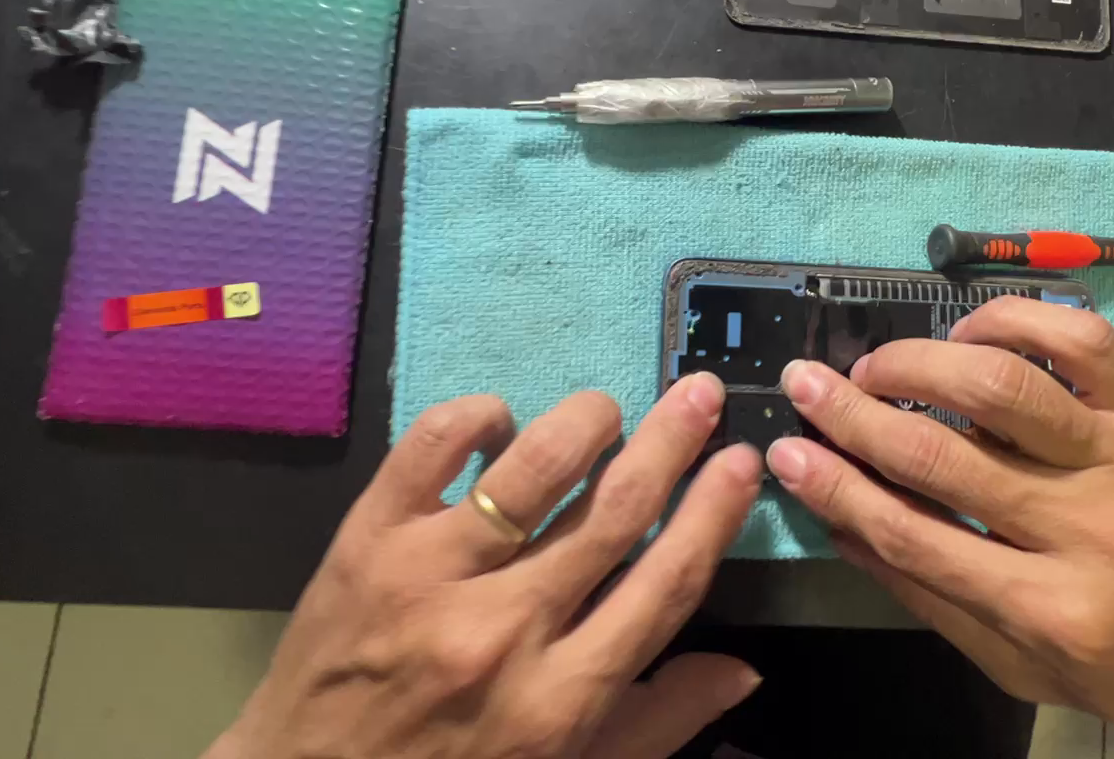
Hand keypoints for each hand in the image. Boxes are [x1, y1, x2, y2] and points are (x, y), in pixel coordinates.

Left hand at [208, 374, 763, 758]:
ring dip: (585, 422)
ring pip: (533, 469)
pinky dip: (478, 416)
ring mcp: (431, 577)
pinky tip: (500, 423)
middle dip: (672, 440)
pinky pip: (433, 446)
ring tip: (605, 411)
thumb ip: (659, 721)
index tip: (742, 457)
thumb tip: (744, 667)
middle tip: (699, 392)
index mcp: (564, 697)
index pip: (666, 582)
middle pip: (613, 512)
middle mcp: (506, 629)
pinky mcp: (369, 537)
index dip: (714, 511)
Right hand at [762, 297, 1113, 758]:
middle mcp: (1090, 531)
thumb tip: (840, 524)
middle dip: (853, 412)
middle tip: (803, 382)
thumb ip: (931, 597)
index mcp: (1054, 613)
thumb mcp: (1030, 668)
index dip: (836, 486)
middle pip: (942, 453)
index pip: (914, 535)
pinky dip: (1010, 319)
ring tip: (878, 365)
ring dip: (919, 362)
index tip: (785, 449)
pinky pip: (1079, 338)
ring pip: (1003, 385)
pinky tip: (970, 332)